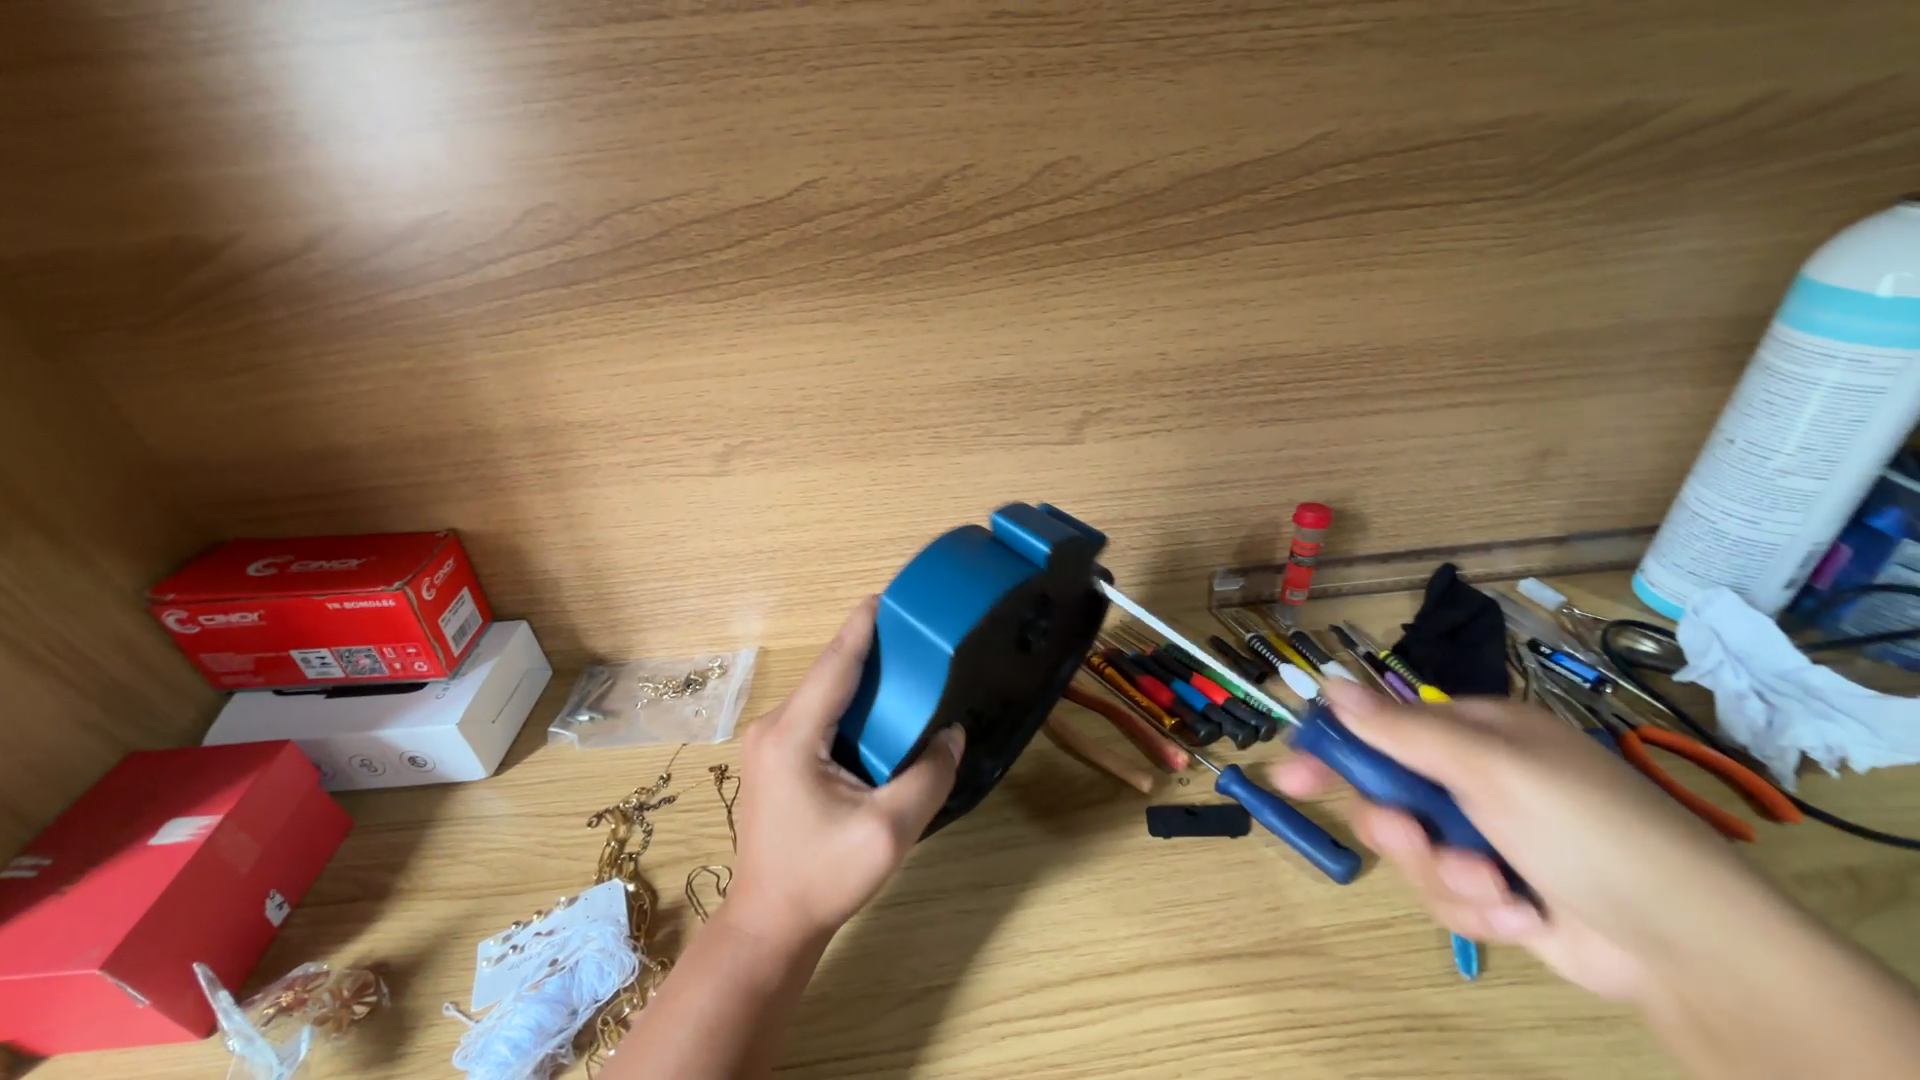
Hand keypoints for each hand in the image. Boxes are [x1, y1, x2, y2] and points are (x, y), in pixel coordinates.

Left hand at [725, 596, 964, 946]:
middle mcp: (775, 727)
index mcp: (794, 734)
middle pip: (830, 674)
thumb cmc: (823, 877)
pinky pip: (820, 718)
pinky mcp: (777, 759)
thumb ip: (928, 777)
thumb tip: (952, 736)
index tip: (891, 595)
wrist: (771, 923)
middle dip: (873, 651)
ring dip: (864, 681)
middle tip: (919, 637)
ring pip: (825, 695)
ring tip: (909, 669)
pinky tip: (883, 712)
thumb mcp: (889, 831)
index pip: (836, 662)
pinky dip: (853, 707)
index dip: (864, 625)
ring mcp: (771, 743)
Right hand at [1270, 679, 1769, 1001]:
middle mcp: (1478, 781)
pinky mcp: (1496, 893)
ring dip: (1448, 877)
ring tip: (1496, 890)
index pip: (1384, 728)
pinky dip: (1477, 911)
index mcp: (1479, 735)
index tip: (1292, 773)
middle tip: (1407, 838)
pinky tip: (1519, 916)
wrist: (1682, 945)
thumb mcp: (1491, 769)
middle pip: (1389, 795)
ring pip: (1413, 854)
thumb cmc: (1586, 830)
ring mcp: (1487, 839)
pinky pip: (1446, 896)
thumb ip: (1402, 731)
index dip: (1337, 748)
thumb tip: (1331, 682)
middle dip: (1400, 827)